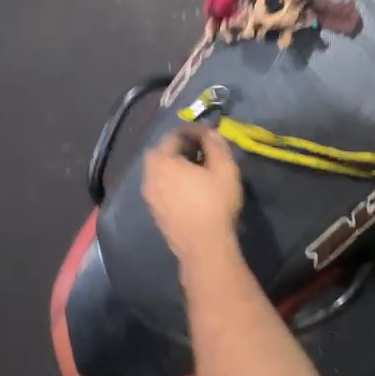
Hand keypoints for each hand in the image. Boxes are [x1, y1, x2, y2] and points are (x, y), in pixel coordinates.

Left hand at [143, 126, 244, 267]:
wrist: (204, 246)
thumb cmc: (215, 203)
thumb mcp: (225, 168)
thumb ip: (216, 145)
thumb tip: (210, 132)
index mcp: (164, 162)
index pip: (173, 135)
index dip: (194, 129)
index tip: (212, 133)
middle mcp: (150, 177)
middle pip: (160, 151)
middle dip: (179, 145)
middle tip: (201, 148)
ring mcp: (150, 196)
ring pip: (158, 169)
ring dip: (174, 162)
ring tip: (197, 167)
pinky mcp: (154, 210)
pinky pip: (159, 184)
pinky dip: (171, 178)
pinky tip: (190, 186)